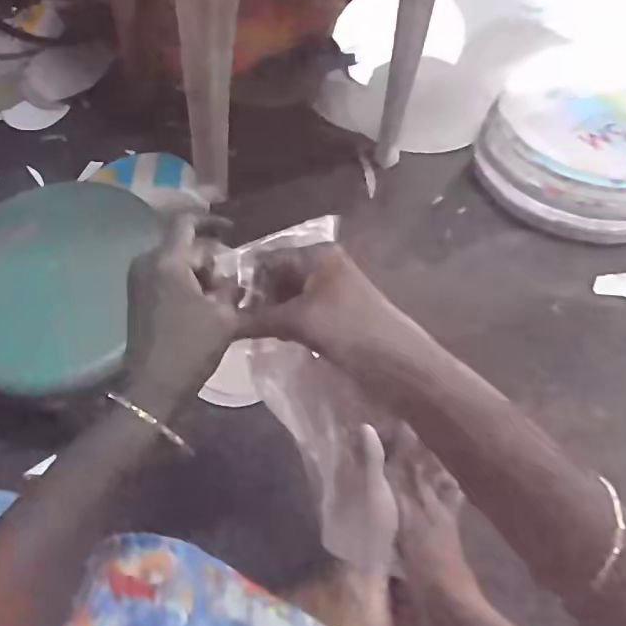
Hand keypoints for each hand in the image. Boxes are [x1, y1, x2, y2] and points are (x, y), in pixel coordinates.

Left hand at [121, 214, 240, 418]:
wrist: (153, 383)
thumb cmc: (191, 346)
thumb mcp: (224, 315)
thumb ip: (231, 287)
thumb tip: (230, 277)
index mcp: (166, 260)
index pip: (186, 222)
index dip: (211, 221)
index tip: (234, 230)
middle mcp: (146, 261)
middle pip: (183, 245)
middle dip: (210, 259)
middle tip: (233, 282)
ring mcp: (138, 278)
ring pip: (175, 262)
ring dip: (199, 273)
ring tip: (222, 298)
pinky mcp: (137, 294)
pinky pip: (165, 276)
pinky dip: (185, 283)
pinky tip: (203, 305)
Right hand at [241, 246, 436, 390]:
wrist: (405, 370)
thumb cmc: (351, 333)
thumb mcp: (298, 322)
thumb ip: (256, 319)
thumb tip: (220, 323)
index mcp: (317, 255)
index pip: (266, 259)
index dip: (245, 281)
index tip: (224, 304)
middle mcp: (323, 266)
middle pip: (276, 276)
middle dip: (256, 298)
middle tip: (234, 320)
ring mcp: (332, 291)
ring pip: (287, 297)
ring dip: (269, 313)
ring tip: (249, 331)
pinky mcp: (337, 315)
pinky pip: (300, 313)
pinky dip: (285, 324)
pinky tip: (272, 338)